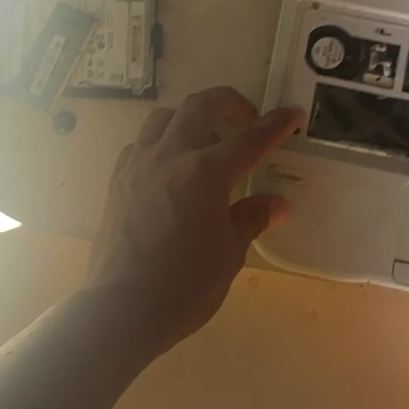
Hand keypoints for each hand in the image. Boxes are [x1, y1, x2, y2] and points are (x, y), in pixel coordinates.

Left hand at [87, 87, 303, 351]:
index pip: (249, 139)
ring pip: (163, 118)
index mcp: (206, 173)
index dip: (275, 125)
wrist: (123, 306)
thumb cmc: (185, 285)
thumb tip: (276, 204)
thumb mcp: (229, 253)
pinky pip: (140, 144)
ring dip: (188, 118)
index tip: (292, 114)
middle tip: (245, 117)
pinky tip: (169, 167)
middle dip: (228, 101)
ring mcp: (138, 165)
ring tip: (203, 141)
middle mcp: (170, 157)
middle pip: (200, 106)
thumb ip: (249, 219)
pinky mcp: (116, 180)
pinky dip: (160, 143)